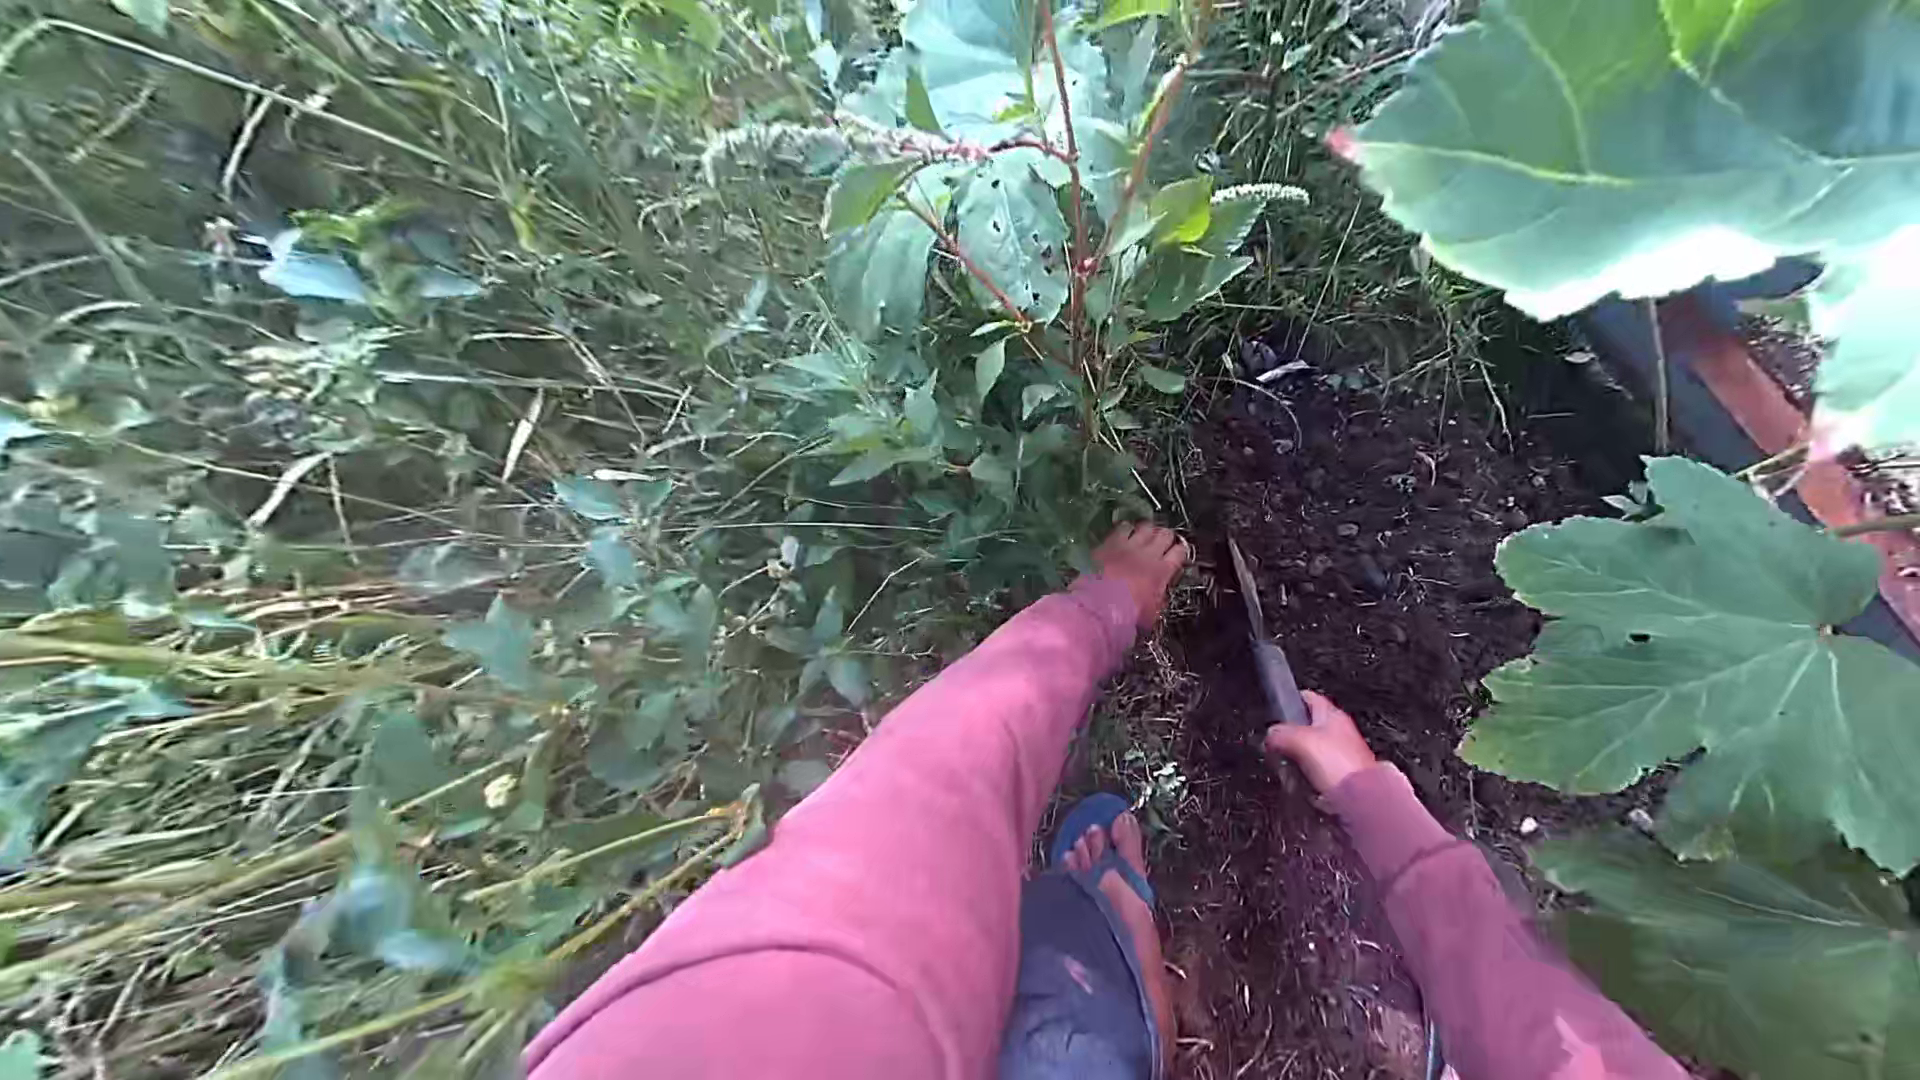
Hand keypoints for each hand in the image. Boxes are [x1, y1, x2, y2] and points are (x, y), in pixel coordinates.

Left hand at [1091, 522, 1189, 628]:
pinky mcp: (1111, 541)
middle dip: (1164, 537)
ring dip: (1146, 531)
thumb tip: (1159, 595)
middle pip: (1165, 534)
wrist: (1100, 605)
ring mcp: (1130, 545)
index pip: (1179, 552)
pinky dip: (1125, 529)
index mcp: (1163, 571)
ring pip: (1146, 526)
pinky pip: (1123, 527)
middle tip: (1158, 544)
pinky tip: (1123, 534)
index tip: (1174, 555)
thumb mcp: (1152, 613)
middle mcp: (1149, 553)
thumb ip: (1159, 599)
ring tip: (1142, 537)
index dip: (1178, 552)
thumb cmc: (1129, 614)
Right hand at [1262, 690, 1378, 795]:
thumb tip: (1270, 735)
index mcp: (1333, 716)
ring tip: (1288, 767)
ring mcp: (1342, 755)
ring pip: (1308, 750)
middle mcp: (1340, 733)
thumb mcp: (1298, 739)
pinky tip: (1301, 781)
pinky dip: (1306, 775)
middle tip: (1277, 743)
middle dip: (1289, 735)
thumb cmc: (1341, 765)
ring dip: (1296, 758)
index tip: (1280, 706)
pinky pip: (1315, 771)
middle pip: (1306, 727)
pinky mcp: (1341, 776)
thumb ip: (1279, 733)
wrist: (1364, 801)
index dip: (1293, 699)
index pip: (1309, 698)